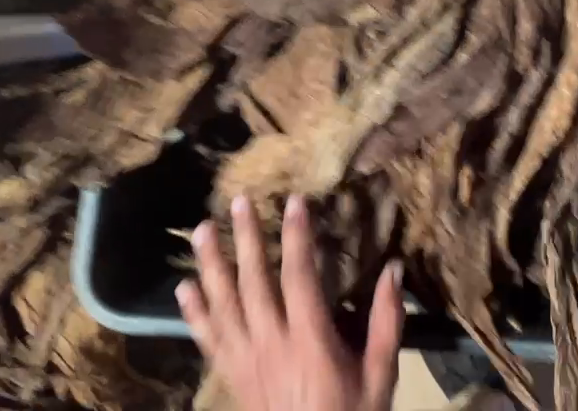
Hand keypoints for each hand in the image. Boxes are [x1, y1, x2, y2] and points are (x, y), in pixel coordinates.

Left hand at [178, 194, 404, 410]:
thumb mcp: (380, 375)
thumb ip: (386, 321)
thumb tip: (393, 270)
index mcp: (309, 341)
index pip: (300, 277)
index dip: (297, 237)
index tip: (295, 200)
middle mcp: (271, 345)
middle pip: (253, 284)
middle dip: (247, 239)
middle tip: (238, 202)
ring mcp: (246, 362)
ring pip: (223, 306)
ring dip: (212, 266)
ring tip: (203, 231)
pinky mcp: (233, 377)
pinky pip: (209, 340)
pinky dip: (195, 313)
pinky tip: (184, 289)